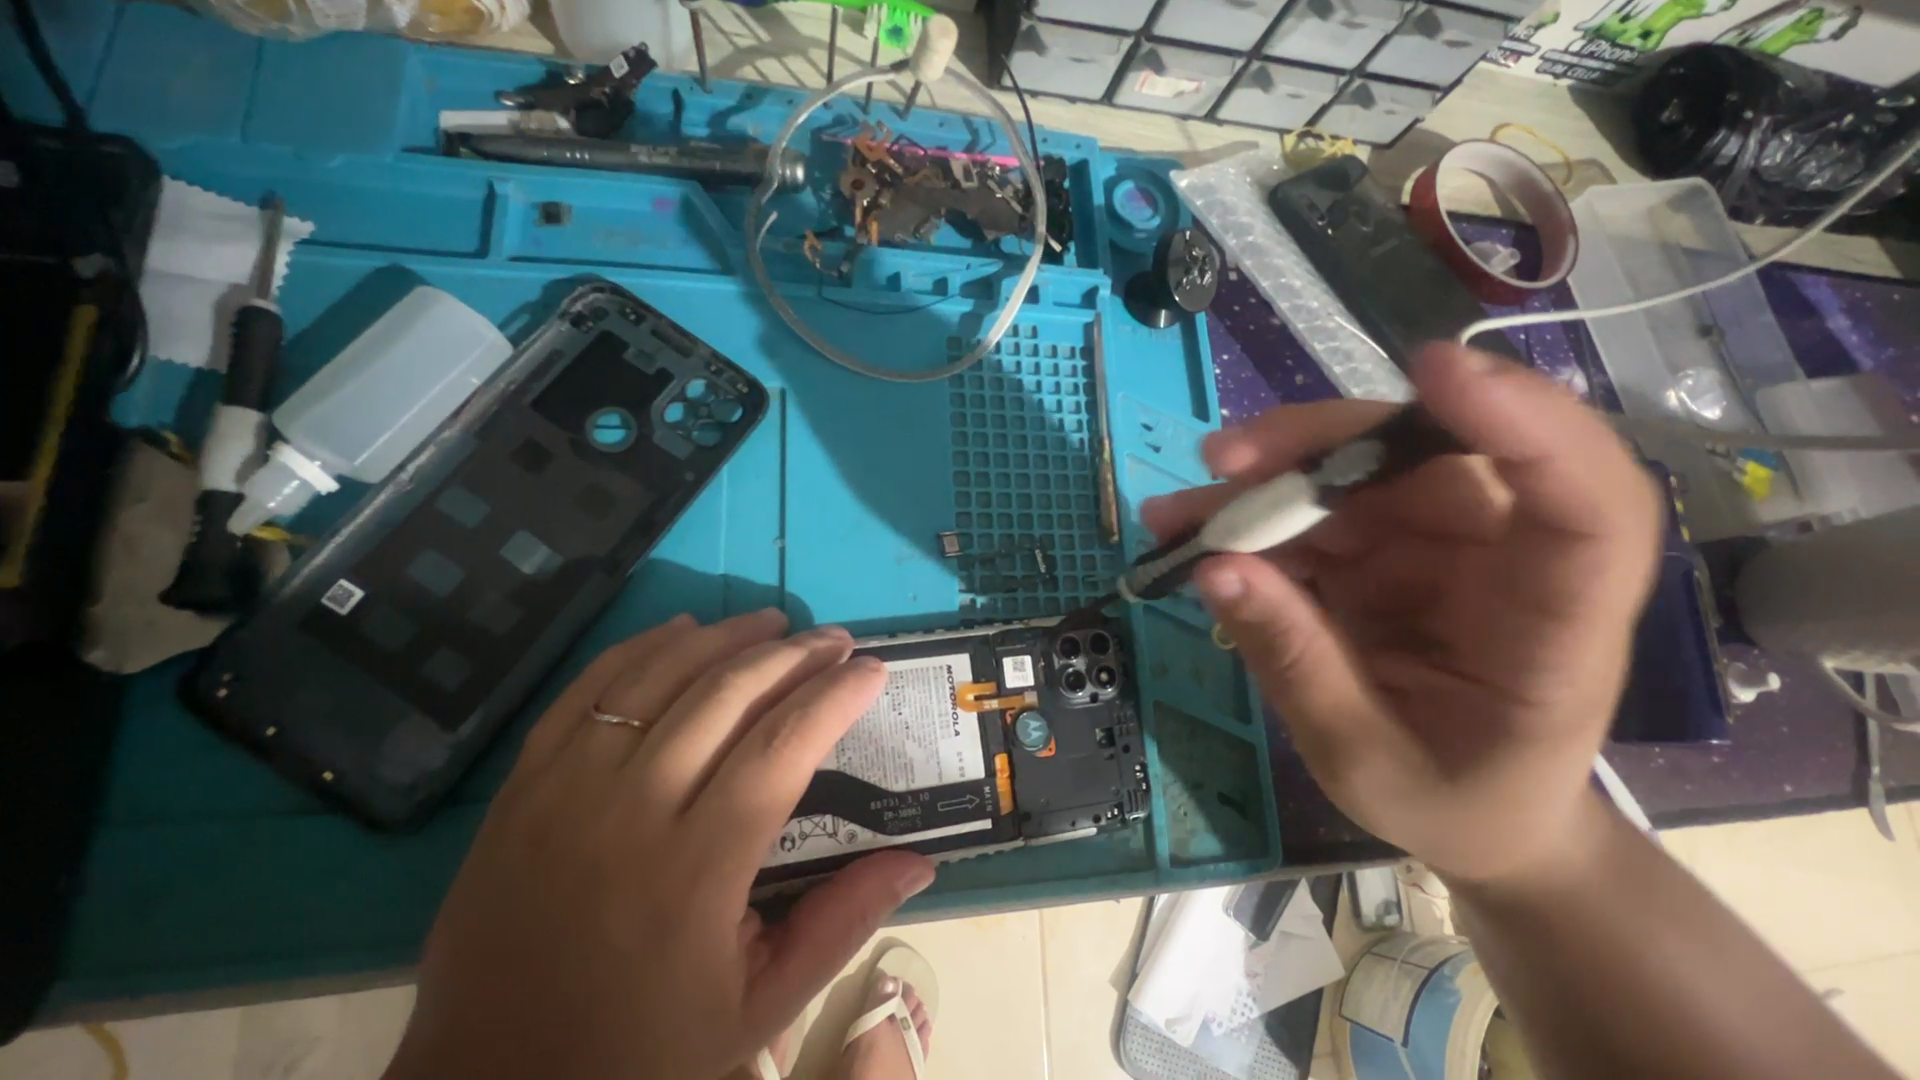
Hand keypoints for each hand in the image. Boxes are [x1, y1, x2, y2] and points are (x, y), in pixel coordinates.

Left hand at [384, 611, 935, 1079]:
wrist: (493, 1076)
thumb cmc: (641, 1047)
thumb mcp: (759, 1005)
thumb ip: (841, 923)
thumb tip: (919, 860)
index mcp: (696, 871)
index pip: (781, 750)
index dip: (832, 699)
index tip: (871, 670)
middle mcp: (630, 812)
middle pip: (724, 698)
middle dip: (791, 656)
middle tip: (833, 640)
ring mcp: (566, 790)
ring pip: (657, 679)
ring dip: (723, 639)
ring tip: (772, 623)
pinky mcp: (522, 785)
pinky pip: (588, 691)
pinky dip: (640, 649)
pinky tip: (683, 631)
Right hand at [1141, 345, 1660, 886]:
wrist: (1479, 817)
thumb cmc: (1455, 801)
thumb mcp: (1363, 757)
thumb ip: (1297, 664)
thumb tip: (1214, 568)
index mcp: (1556, 623)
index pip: (1580, 502)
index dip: (1523, 422)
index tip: (1432, 370)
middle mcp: (1509, 558)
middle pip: (1434, 459)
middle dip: (1322, 445)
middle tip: (1221, 462)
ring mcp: (1446, 545)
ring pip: (1362, 471)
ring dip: (1267, 479)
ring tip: (1179, 513)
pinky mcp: (1393, 548)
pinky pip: (1320, 509)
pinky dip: (1253, 516)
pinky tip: (1193, 531)